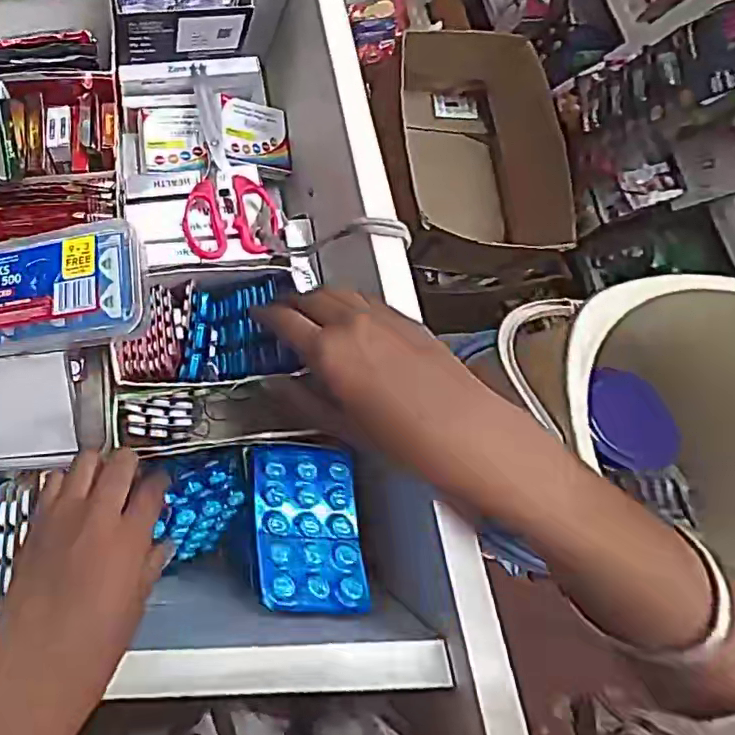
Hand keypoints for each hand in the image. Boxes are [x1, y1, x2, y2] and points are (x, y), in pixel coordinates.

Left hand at [0, 449, 169, 717]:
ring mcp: (63, 514)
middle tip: (134, 474)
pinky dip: (63, 480)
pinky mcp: (37, 520)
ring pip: (85, 461)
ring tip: (102, 476)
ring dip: (98, 464)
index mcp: (129, 539)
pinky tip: (69, 494)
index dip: (159, 482)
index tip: (159, 483)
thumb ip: (147, 566)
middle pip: (120, 463)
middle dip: (131, 463)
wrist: (36, 662)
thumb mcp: (134, 606)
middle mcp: (97, 517)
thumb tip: (158, 547)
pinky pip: (52, 481)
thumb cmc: (87, 648)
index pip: (152, 490)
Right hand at [258, 288, 577, 524]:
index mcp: (330, 350)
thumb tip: (279, 387)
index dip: (264, 318)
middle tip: (278, 318)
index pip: (283, 319)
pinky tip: (350, 322)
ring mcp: (384, 318)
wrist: (476, 438)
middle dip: (288, 305)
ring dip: (317, 298)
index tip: (257, 320)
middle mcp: (356, 324)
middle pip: (308, 297)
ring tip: (310, 316)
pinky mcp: (409, 321)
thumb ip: (302, 399)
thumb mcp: (343, 427)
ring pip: (338, 291)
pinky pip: (367, 299)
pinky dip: (348, 303)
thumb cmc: (418, 442)